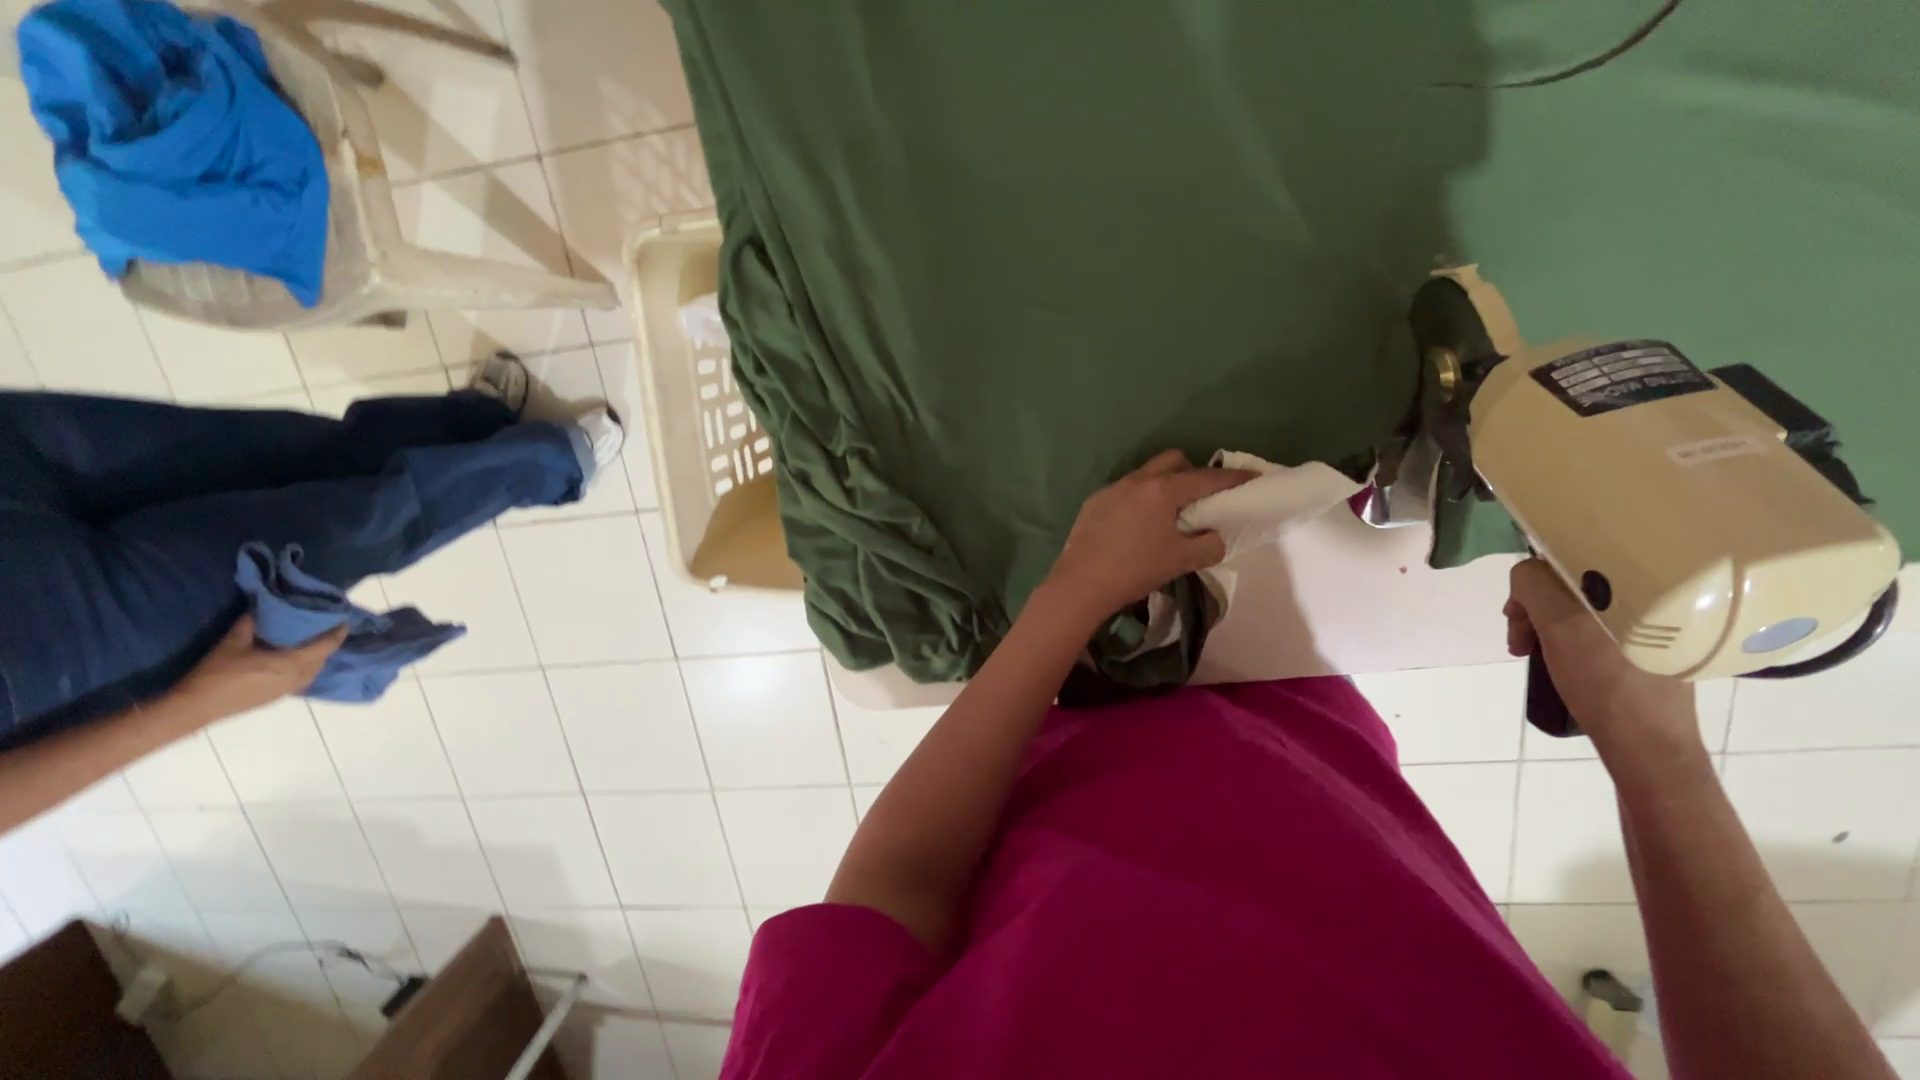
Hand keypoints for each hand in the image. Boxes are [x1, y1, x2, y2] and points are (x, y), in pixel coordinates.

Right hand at [169, 615, 348, 724]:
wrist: (196, 707)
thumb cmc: (217, 673)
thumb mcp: (233, 643)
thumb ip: (250, 624)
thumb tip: (259, 608)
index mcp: (292, 664)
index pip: (325, 647)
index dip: (337, 634)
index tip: (343, 622)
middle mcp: (297, 678)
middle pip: (322, 660)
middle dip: (327, 646)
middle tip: (324, 630)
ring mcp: (287, 690)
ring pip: (313, 672)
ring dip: (316, 659)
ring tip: (311, 644)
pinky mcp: (277, 698)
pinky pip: (301, 680)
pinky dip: (305, 669)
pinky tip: (294, 662)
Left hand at [1043, 449, 1255, 621]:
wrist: (1081, 584)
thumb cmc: (1136, 569)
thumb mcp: (1182, 561)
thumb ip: (1209, 545)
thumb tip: (1214, 536)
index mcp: (1162, 490)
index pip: (1206, 478)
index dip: (1233, 478)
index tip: (1252, 477)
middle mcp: (1137, 480)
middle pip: (1173, 461)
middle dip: (1193, 472)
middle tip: (1202, 498)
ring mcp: (1112, 489)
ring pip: (1146, 474)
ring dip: (1163, 485)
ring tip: (1169, 513)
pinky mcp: (1094, 502)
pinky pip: (1125, 491)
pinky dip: (1139, 500)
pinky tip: (1138, 525)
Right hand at [1505, 559, 1697, 752]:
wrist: (1648, 748)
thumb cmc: (1604, 684)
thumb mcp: (1560, 628)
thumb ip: (1535, 587)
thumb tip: (1525, 576)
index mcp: (1637, 582)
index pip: (1565, 559)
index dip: (1530, 587)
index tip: (1518, 622)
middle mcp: (1651, 596)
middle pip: (1569, 585)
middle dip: (1535, 611)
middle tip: (1522, 645)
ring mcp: (1655, 626)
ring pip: (1579, 609)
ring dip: (1547, 628)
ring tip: (1535, 657)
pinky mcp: (1651, 650)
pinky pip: (1596, 629)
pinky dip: (1570, 641)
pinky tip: (1565, 664)